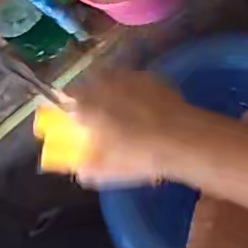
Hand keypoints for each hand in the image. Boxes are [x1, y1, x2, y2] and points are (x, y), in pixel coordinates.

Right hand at [48, 72, 237, 186]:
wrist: (183, 137)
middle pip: (87, 84)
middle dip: (87, 95)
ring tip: (118, 106)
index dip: (64, 105)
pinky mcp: (150, 76)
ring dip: (108, 88)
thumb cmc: (141, 156)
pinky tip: (142, 103)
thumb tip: (81, 170)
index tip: (67, 115)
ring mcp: (128, 77)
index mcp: (87, 106)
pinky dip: (131, 89)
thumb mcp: (110, 171)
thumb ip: (89, 169)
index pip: (64, 98)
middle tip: (93, 112)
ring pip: (109, 78)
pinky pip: (132, 80)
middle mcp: (104, 85)